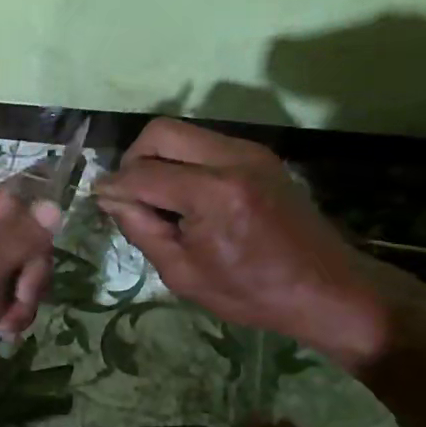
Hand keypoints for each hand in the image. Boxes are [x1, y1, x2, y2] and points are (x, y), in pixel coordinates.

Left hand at [0, 183, 62, 382]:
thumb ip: (22, 238)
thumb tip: (54, 205)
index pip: (15, 195)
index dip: (40, 203)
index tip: (63, 216)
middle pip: (32, 237)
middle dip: (32, 273)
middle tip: (19, 293)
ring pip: (33, 269)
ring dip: (26, 299)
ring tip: (5, 319)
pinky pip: (24, 293)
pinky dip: (18, 313)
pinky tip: (2, 328)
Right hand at [94, 118, 393, 366]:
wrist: (327, 289)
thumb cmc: (252, 293)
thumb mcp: (183, 274)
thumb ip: (141, 229)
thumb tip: (111, 198)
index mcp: (213, 195)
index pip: (143, 174)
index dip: (113, 186)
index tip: (98, 198)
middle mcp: (232, 159)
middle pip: (160, 132)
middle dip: (134, 159)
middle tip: (129, 193)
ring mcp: (250, 152)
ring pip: (182, 133)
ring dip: (159, 158)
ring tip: (157, 197)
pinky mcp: (259, 155)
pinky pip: (204, 143)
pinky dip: (183, 161)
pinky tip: (185, 195)